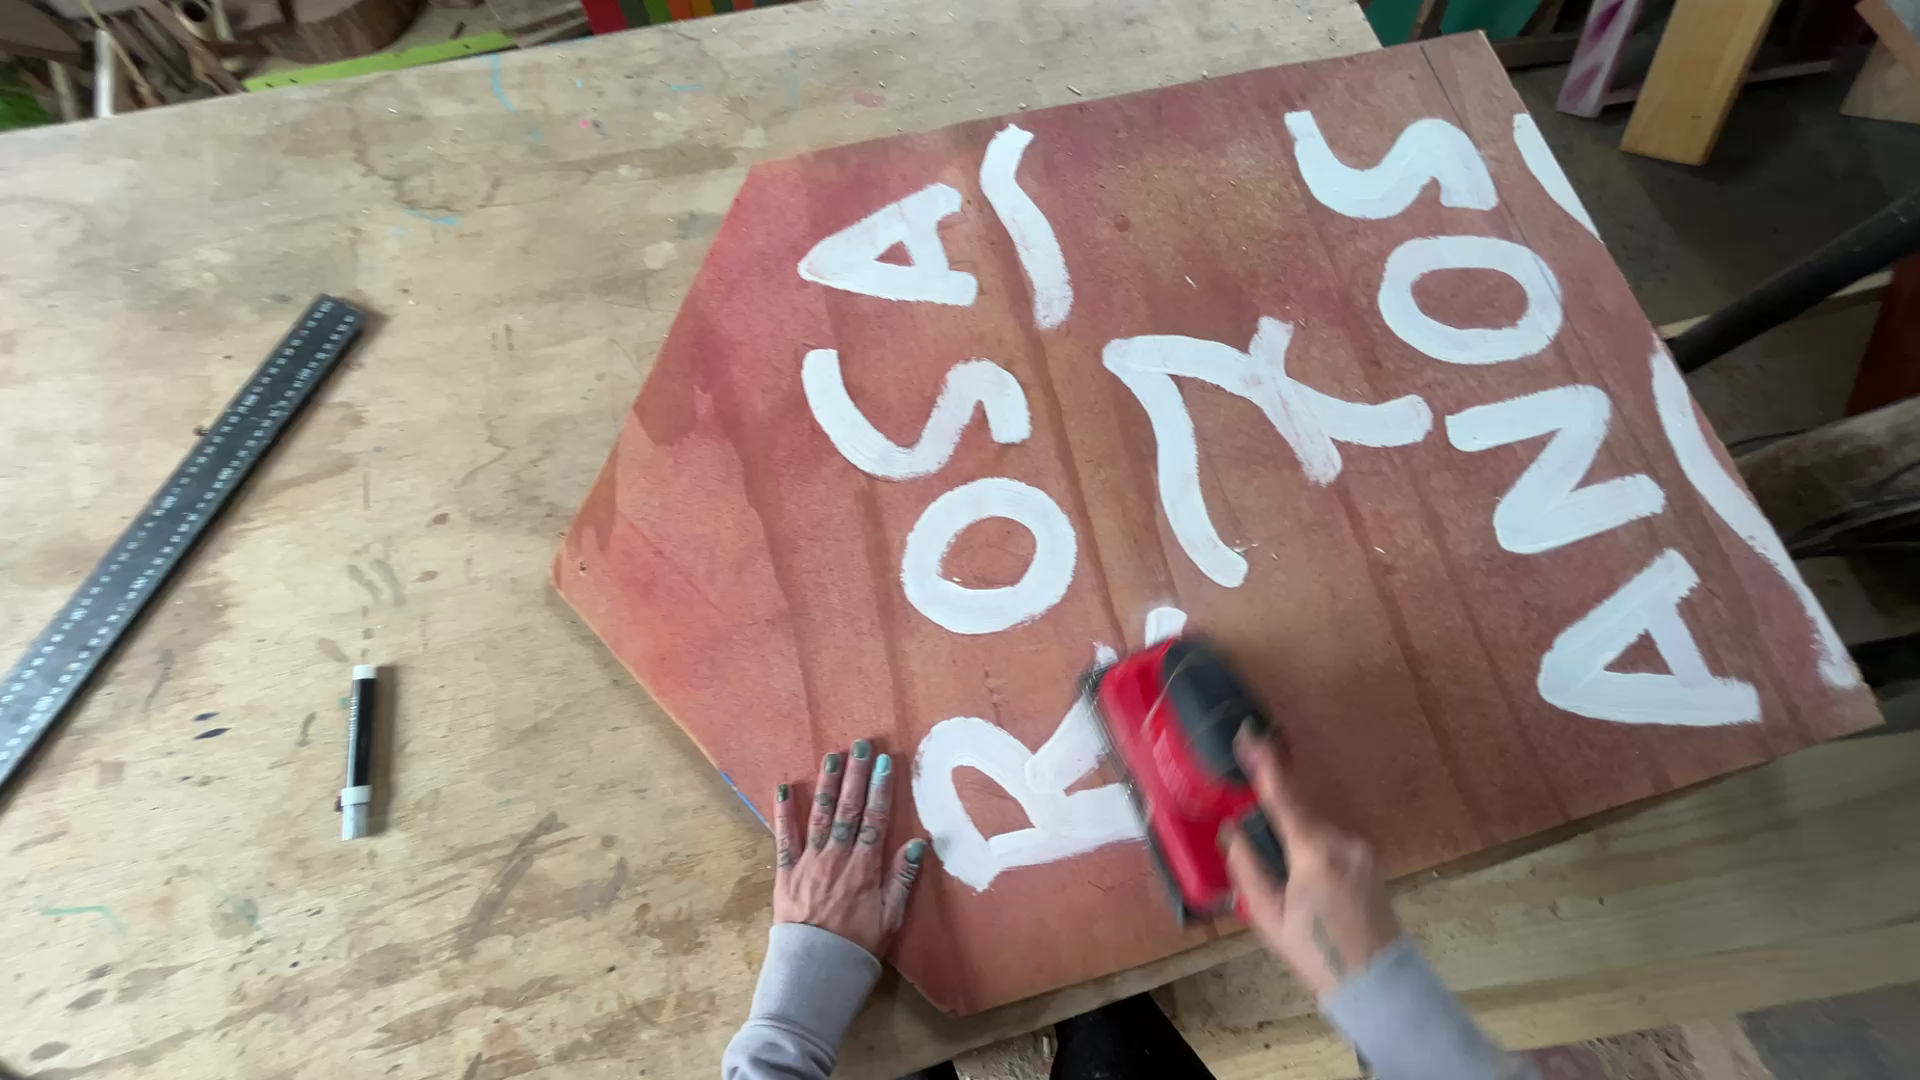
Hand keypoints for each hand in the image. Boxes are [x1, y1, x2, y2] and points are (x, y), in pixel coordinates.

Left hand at [773, 739, 929, 955]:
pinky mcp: (784, 873)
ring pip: (819, 815)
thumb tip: (920, 842)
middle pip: (847, 809)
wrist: (813, 974)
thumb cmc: (857, 948)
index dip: (880, 789)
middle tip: (859, 744)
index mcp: (863, 867)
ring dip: (825, 784)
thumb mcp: (889, 918)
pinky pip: (783, 839)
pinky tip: (783, 789)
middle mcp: (836, 857)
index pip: (874, 819)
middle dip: (855, 775)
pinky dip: (783, 813)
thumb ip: (902, 879)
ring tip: (831, 756)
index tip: (884, 762)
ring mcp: (808, 862)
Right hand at [1225, 729, 1401, 996]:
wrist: (1380, 987)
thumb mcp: (1267, 915)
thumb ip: (1246, 867)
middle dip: (1276, 820)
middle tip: (1260, 847)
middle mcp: (1342, 843)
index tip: (1249, 734)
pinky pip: (1330, 842)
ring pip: (1313, 829)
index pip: (1283, 796)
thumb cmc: (1317, 953)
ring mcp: (1361, 851)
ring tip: (1291, 887)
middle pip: (1298, 812)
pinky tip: (1310, 887)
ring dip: (1295, 842)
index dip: (1264, 762)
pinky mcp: (1370, 862)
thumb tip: (1233, 832)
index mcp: (1314, 853)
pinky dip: (1312, 852)